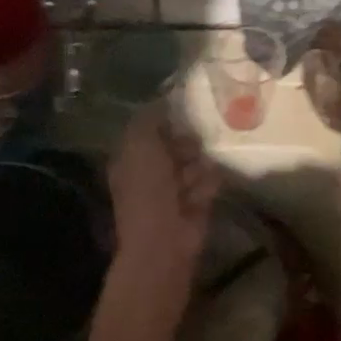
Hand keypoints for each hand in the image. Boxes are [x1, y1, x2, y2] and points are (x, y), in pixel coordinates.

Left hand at [107, 106, 219, 283]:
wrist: (163, 242)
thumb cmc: (146, 190)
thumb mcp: (141, 144)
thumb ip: (150, 119)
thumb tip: (162, 98)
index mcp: (131, 158)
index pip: (150, 130)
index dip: (165, 120)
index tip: (182, 110)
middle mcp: (151, 172)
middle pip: (176, 144)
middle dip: (186, 143)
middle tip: (193, 143)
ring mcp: (175, 190)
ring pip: (195, 163)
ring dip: (197, 167)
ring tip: (194, 176)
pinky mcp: (198, 204)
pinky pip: (209, 183)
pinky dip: (206, 187)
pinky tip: (201, 194)